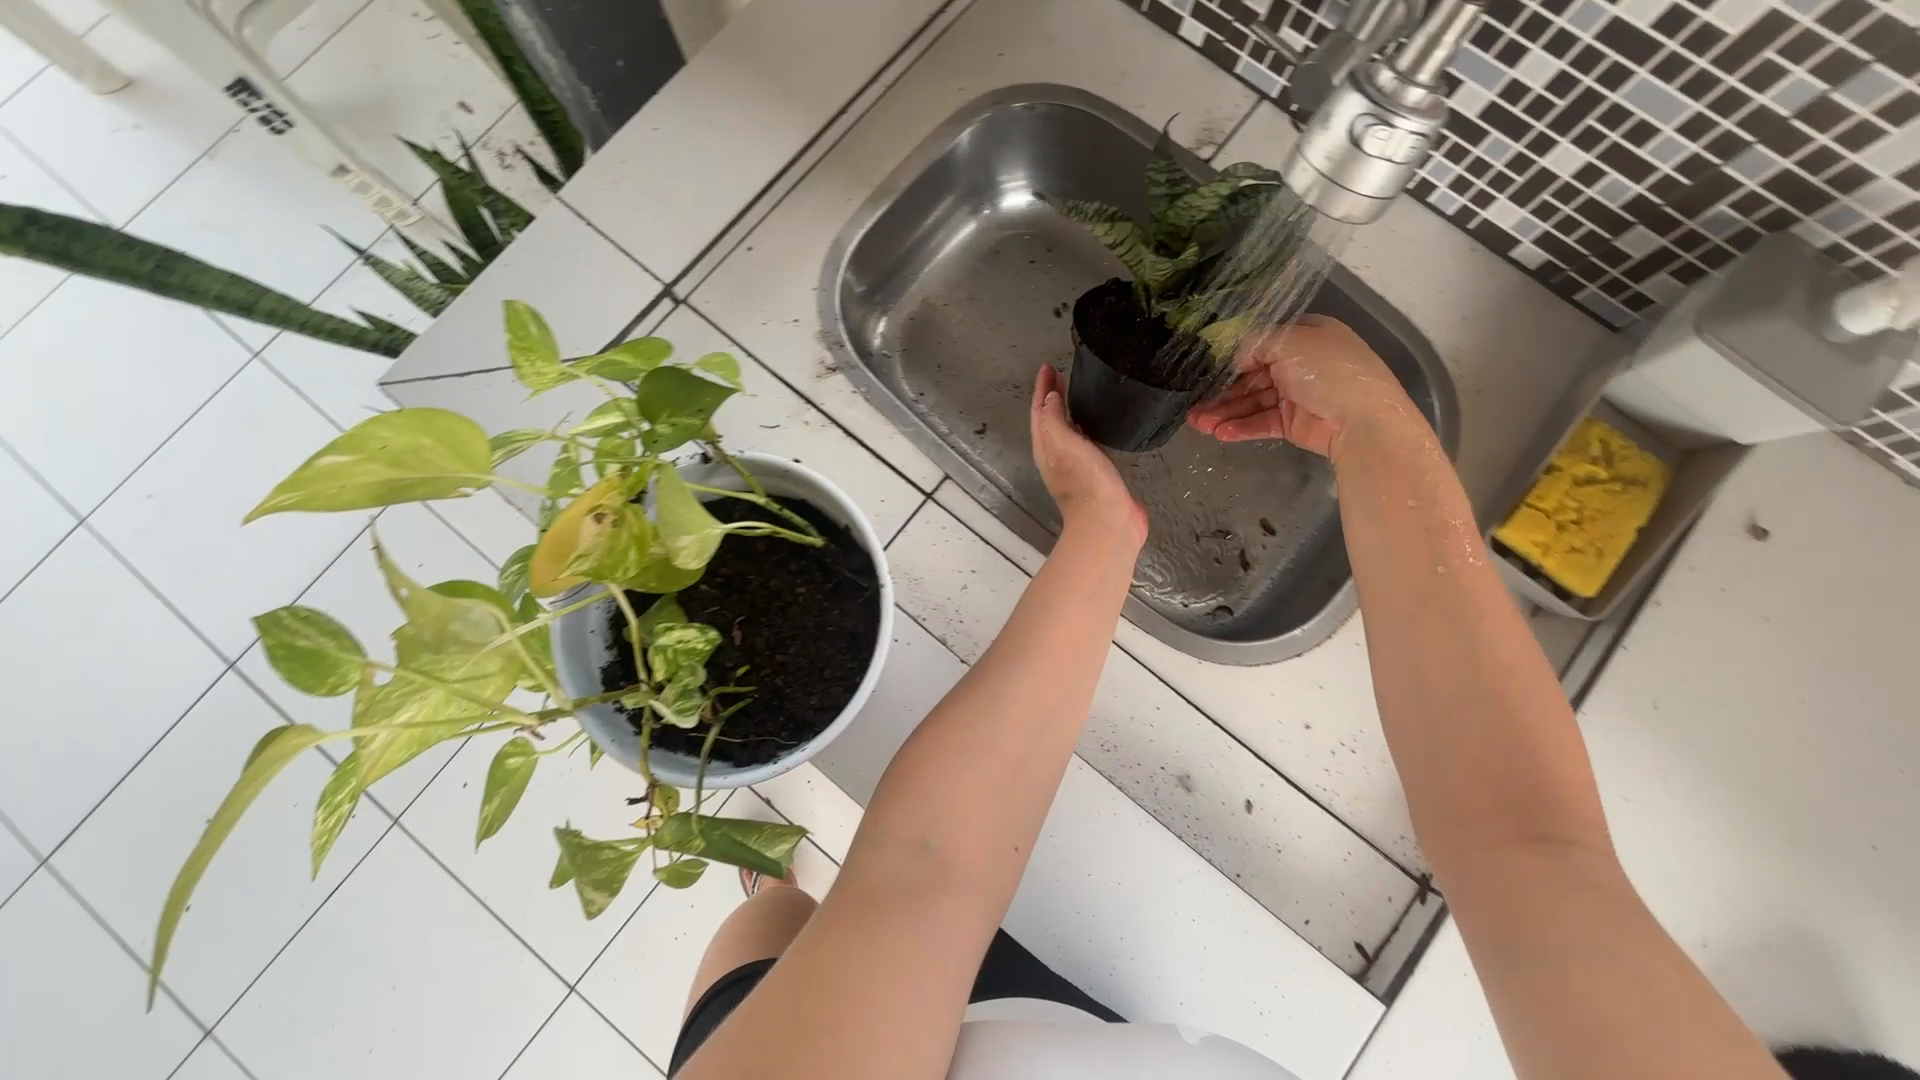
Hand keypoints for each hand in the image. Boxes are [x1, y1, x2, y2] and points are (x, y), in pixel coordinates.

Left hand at [1030, 365, 1146, 547]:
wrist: (1109, 522)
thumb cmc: (1086, 482)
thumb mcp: (1064, 444)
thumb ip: (1054, 419)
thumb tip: (1049, 398)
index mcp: (1045, 449)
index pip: (1039, 411)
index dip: (1042, 388)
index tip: (1048, 367)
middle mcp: (1056, 457)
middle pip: (1049, 420)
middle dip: (1052, 396)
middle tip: (1059, 374)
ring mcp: (1075, 466)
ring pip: (1066, 431)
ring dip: (1067, 411)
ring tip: (1075, 393)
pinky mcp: (1096, 473)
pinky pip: (1086, 443)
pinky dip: (1085, 428)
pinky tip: (1096, 424)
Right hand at [1186, 315, 1426, 462]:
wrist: (1363, 422)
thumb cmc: (1329, 371)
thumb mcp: (1290, 342)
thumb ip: (1253, 343)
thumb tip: (1228, 352)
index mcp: (1305, 335)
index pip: (1259, 342)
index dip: (1231, 354)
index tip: (1202, 366)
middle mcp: (1299, 362)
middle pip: (1251, 374)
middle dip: (1221, 390)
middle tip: (1191, 403)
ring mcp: (1296, 394)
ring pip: (1252, 401)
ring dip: (1224, 411)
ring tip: (1197, 424)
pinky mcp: (1293, 423)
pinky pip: (1261, 422)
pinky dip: (1240, 427)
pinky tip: (1219, 433)